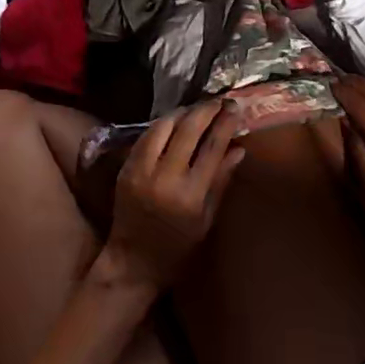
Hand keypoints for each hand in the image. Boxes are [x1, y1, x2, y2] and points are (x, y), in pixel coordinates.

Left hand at [106, 101, 246, 287]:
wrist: (132, 262)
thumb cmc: (178, 248)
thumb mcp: (207, 219)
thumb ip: (221, 181)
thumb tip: (239, 148)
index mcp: (190, 195)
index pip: (212, 147)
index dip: (225, 123)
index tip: (235, 107)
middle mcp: (164, 178)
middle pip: (188, 130)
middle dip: (206, 110)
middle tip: (219, 101)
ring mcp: (141, 171)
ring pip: (163, 127)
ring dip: (183, 113)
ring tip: (198, 109)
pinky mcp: (126, 169)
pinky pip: (146, 137)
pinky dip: (162, 125)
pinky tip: (175, 122)